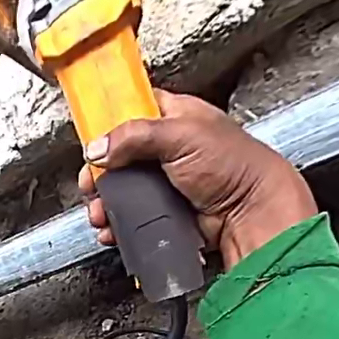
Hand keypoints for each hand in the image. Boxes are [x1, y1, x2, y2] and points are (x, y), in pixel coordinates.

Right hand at [78, 90, 317, 268]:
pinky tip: (112, 228)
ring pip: (119, 189)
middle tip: (92, 184)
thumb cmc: (234, 167)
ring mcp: (161, 180)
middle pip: (116, 156)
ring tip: (100, 213)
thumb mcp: (181, 136)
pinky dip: (114, 224)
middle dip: (99, 174)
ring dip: (103, 203)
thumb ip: (134, 136)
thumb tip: (97, 147)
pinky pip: (128, 215)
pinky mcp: (161, 208)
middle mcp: (165, 147)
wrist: (249, 213)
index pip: (131, 110)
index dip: (107, 123)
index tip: (89, 139)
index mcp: (173, 117)